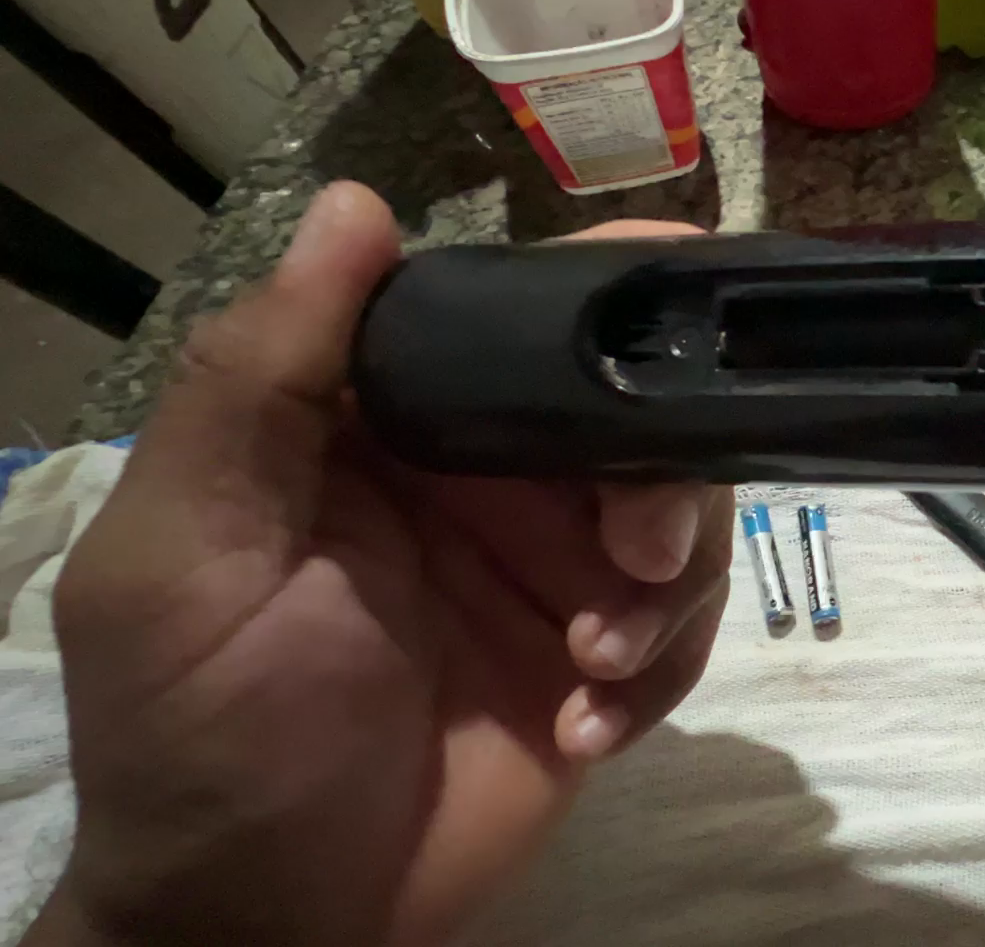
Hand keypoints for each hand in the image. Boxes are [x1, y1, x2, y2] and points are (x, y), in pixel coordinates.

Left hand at [29, 184, 731, 946]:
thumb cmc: (215, 730)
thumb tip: (357, 206)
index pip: (538, 334)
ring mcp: (580, 570)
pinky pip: (692, 625)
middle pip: (650, 434)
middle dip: (667, 491)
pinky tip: (589, 725)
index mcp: (425, 434)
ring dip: (668, 598)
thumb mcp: (194, 550)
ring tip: (599, 665)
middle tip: (640, 561)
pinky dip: (661, 670)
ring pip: (693, 529)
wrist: (293, 921)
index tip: (694, 290)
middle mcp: (518, 488)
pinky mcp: (624, 647)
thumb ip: (264, 379)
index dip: (620, 301)